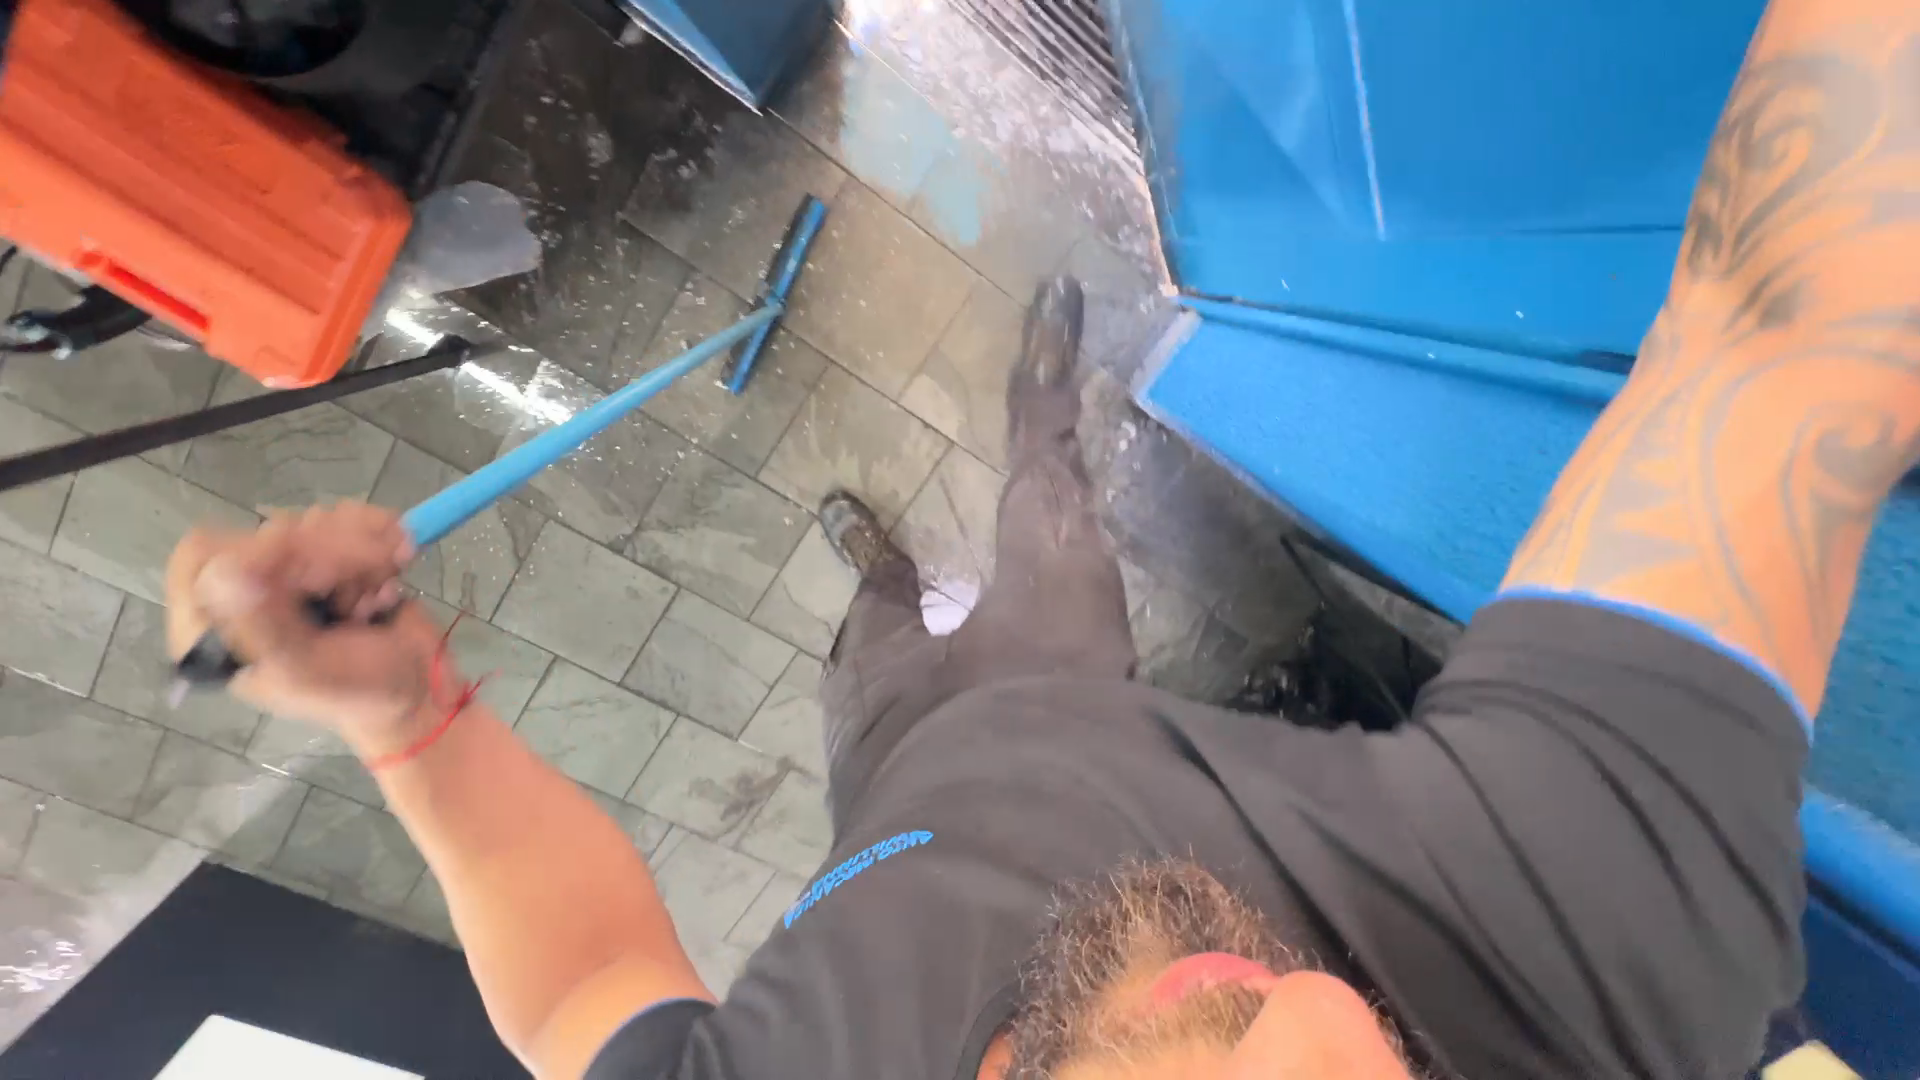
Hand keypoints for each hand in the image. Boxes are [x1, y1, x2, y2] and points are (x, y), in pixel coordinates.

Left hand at [164, 503, 454, 756]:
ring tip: (390, 576)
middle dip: (333, 554)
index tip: (317, 573)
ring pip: (316, 522)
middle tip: (370, 582)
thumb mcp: (308, 673)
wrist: (421, 689)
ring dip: (365, 546)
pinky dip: (384, 534)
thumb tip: (227, 575)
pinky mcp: (340, 557)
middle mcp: (252, 591)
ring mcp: (298, 571)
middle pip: (273, 534)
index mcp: (220, 625)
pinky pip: (351, 520)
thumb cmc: (359, 693)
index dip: (261, 553)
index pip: (210, 558)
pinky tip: (401, 562)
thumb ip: (265, 629)